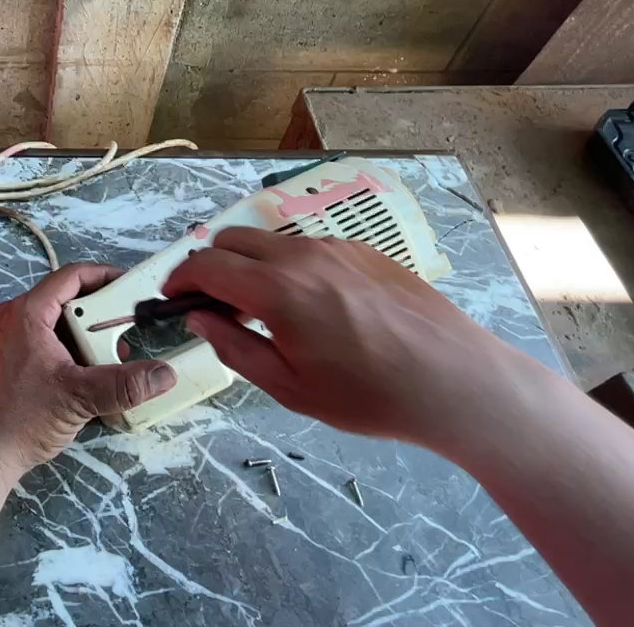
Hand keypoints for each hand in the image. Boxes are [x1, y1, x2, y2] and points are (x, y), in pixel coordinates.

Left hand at [0, 263, 177, 476]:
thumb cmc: (19, 419)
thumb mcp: (79, 398)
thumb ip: (124, 384)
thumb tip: (163, 374)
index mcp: (26, 312)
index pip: (71, 276)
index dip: (104, 275)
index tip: (131, 285)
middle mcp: (14, 316)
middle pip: (65, 298)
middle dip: (100, 313)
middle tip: (128, 328)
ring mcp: (8, 337)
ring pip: (56, 321)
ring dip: (86, 335)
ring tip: (113, 357)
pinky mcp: (8, 357)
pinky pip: (45, 339)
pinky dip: (69, 348)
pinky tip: (89, 373)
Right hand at [166, 228, 552, 455]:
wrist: (460, 382)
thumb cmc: (370, 395)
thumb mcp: (290, 387)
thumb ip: (234, 347)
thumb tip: (200, 317)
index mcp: (275, 289)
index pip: (206, 265)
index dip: (180, 278)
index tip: (172, 296)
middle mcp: (299, 254)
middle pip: (231, 238)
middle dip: (211, 264)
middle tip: (217, 305)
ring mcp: (334, 246)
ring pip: (270, 240)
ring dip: (251, 263)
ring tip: (269, 309)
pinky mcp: (363, 249)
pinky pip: (308, 246)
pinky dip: (289, 265)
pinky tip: (317, 305)